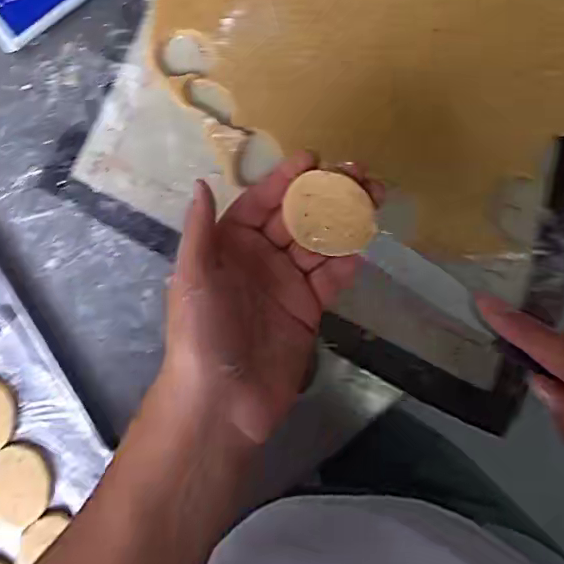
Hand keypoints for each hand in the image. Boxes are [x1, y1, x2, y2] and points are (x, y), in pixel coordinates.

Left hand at [160, 151, 375, 445]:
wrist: (221, 404)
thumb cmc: (200, 333)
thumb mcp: (192, 277)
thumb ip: (199, 230)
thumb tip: (201, 183)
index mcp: (230, 244)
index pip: (261, 202)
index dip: (284, 180)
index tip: (311, 159)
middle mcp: (259, 257)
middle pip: (296, 217)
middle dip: (323, 194)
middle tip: (355, 173)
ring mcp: (285, 283)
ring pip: (318, 243)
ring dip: (343, 221)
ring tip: (371, 198)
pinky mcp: (307, 310)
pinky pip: (329, 279)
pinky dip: (344, 263)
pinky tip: (362, 247)